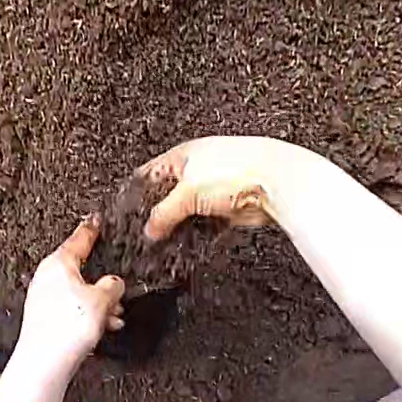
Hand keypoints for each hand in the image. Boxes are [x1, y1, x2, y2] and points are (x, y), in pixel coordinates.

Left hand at [13, 217, 126, 377]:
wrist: (46, 361)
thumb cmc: (66, 327)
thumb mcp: (103, 299)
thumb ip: (113, 285)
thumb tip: (115, 283)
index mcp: (58, 263)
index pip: (79, 238)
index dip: (92, 229)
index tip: (96, 220)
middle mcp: (47, 277)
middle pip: (82, 271)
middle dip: (102, 284)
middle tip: (118, 291)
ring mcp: (44, 297)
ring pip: (79, 293)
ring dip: (99, 304)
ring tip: (113, 317)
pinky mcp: (45, 317)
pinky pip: (72, 309)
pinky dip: (88, 315)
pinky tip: (102, 327)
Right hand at [139, 135, 325, 241]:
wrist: (274, 183)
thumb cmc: (235, 171)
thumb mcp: (187, 193)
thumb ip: (164, 213)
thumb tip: (150, 229)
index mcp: (183, 156)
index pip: (151, 174)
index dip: (137, 193)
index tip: (126, 213)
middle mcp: (197, 170)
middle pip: (169, 196)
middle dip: (159, 215)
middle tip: (146, 233)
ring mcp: (213, 190)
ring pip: (189, 213)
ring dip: (180, 228)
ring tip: (165, 244)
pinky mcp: (227, 209)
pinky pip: (207, 226)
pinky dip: (199, 236)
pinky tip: (190, 246)